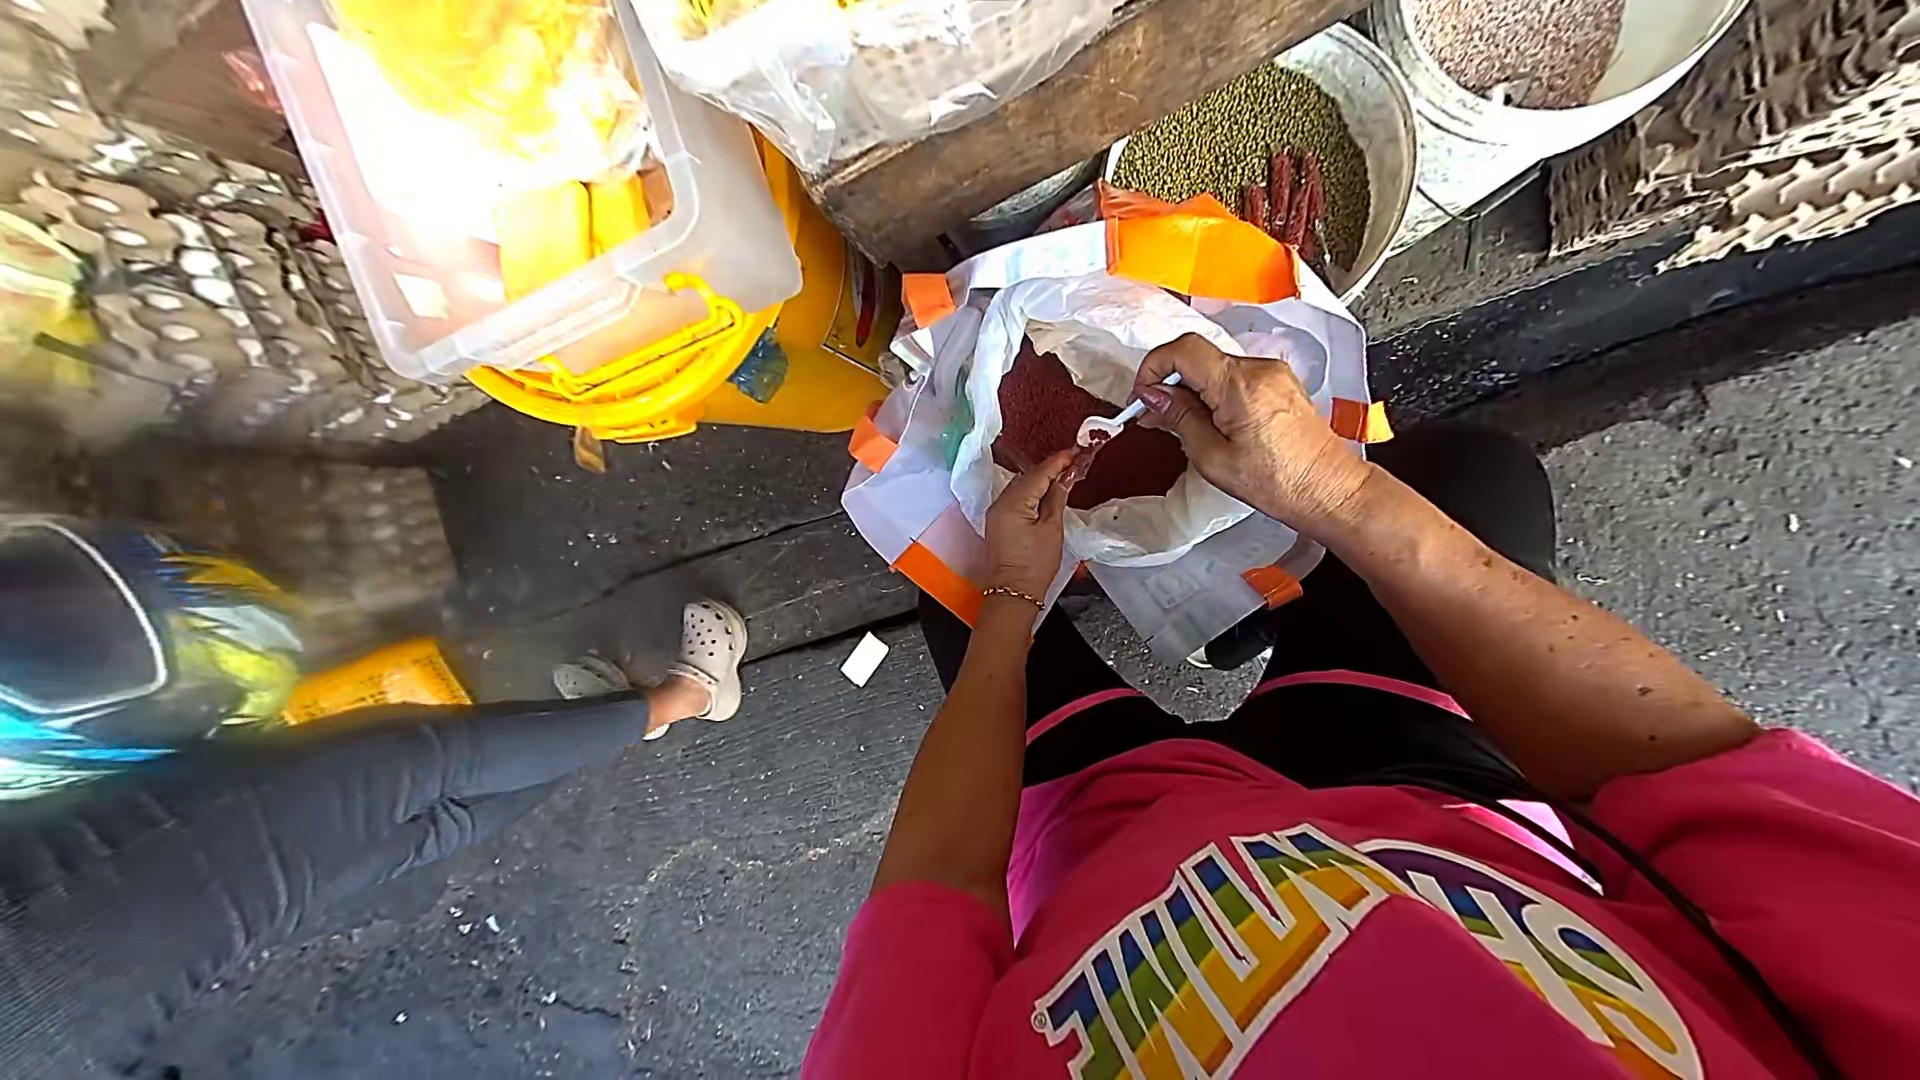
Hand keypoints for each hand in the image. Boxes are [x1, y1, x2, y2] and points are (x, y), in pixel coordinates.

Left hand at [985, 449, 1076, 599]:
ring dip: (1039, 480)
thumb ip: (1056, 499)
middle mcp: (1000, 503)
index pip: (1037, 475)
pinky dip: (1030, 492)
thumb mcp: (1052, 530)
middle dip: (1049, 469)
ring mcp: (996, 513)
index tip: (1073, 452)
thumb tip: (1062, 480)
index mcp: (1013, 503)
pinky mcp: (997, 522)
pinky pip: (1015, 498)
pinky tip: (1044, 491)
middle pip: (1026, 478)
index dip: (1057, 462)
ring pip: (1020, 487)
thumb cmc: (1035, 564)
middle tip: (1072, 462)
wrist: (1013, 592)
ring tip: (1062, 474)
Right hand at [1134, 333, 1370, 533]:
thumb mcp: (1211, 456)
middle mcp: (1258, 369)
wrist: (1327, 488)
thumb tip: (1154, 396)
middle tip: (1153, 413)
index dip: (1153, 367)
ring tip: (1178, 422)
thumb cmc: (1277, 481)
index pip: (1183, 349)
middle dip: (1168, 381)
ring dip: (1189, 388)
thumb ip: (1180, 418)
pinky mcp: (1278, 382)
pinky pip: (1233, 376)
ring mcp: (1271, 373)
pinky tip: (1204, 420)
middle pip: (1197, 356)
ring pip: (1213, 366)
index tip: (1143, 394)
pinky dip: (1211, 392)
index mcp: (1239, 385)